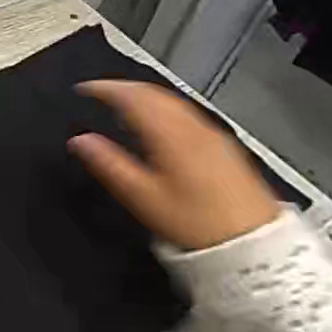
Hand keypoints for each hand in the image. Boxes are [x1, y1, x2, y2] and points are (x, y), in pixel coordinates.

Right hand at [69, 80, 280, 250]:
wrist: (252, 242)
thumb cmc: (195, 224)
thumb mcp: (144, 198)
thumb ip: (110, 165)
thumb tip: (80, 141)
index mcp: (169, 132)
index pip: (132, 96)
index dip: (105, 89)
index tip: (85, 89)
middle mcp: (192, 124)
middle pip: (153, 92)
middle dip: (124, 88)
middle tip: (101, 92)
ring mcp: (211, 132)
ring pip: (171, 101)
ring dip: (145, 96)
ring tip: (124, 104)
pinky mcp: (223, 145)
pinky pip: (186, 112)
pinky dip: (164, 108)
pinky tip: (159, 123)